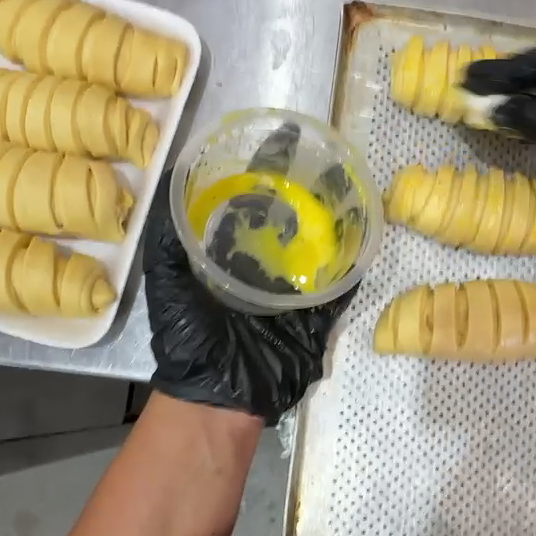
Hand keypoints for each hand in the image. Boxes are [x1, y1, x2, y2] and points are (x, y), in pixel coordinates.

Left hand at [143, 175, 354, 424]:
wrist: (221, 395)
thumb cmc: (189, 339)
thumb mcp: (168, 283)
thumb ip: (168, 239)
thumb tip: (172, 180)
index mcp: (230, 256)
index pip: (250, 204)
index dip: (263, 173)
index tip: (278, 140)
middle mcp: (265, 267)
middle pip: (291, 220)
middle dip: (307, 191)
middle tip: (325, 158)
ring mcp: (294, 291)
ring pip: (320, 247)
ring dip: (336, 220)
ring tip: (351, 185)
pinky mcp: (318, 316)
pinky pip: (340, 285)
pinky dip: (354, 264)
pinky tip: (367, 236)